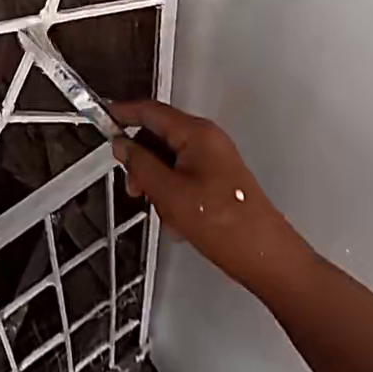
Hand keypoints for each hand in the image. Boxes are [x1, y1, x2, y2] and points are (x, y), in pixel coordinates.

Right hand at [110, 99, 312, 293]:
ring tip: (158, 206)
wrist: (270, 261)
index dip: (122, 113)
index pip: (149, 110)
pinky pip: (181, 173)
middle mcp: (208, 141)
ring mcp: (215, 159)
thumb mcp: (168, 192)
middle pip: (157, 134)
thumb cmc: (228, 227)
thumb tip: (122, 146)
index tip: (102, 116)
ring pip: (167, 157)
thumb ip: (138, 163)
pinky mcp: (218, 179)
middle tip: (131, 181)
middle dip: (139, 158)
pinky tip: (174, 216)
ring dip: (155, 179)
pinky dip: (171, 190)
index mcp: (197, 135)